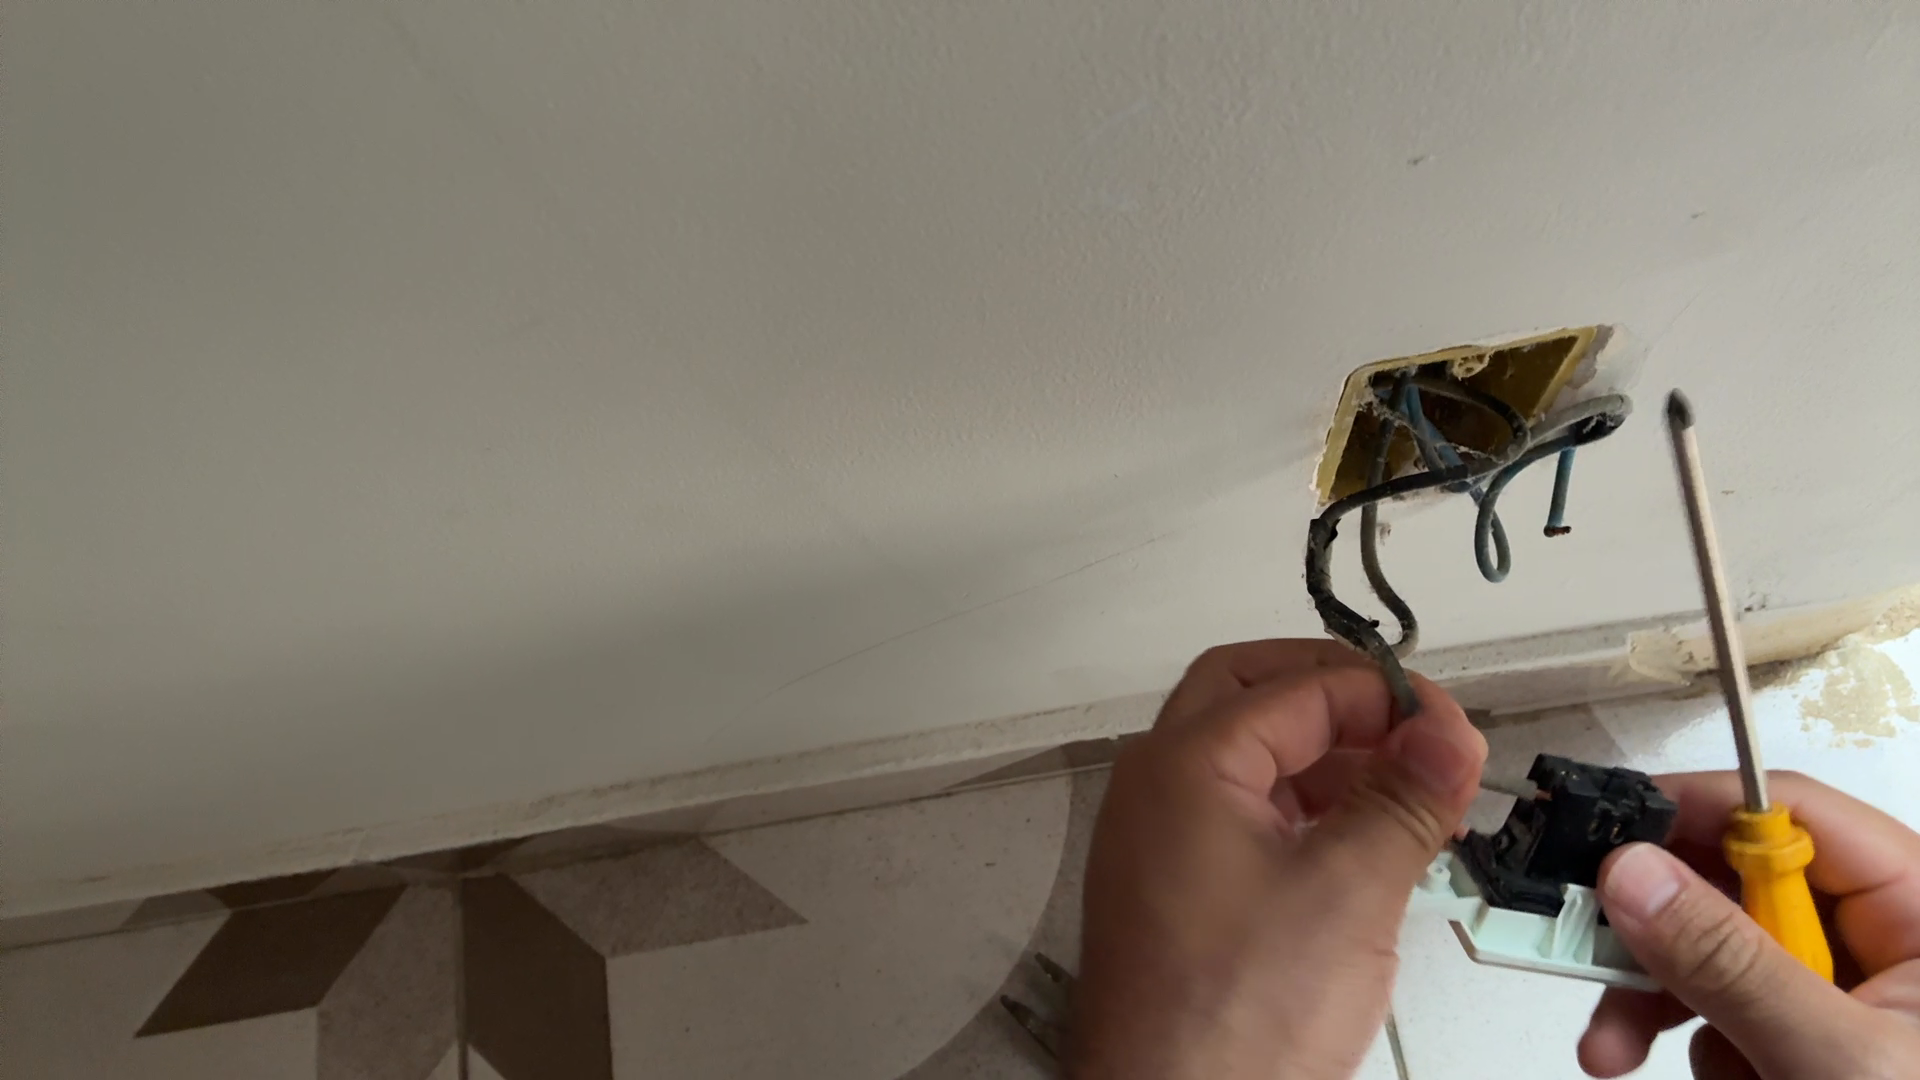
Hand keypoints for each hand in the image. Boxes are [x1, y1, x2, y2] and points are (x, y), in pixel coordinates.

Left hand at [1069, 640, 1487, 1078]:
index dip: (1379, 694)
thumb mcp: (1346, 894)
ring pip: (1241, 744)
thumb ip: (1401, 801)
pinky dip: (1294, 796)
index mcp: (1186, 758)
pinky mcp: (1170, 864)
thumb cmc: (1244, 1005)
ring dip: (1318, 747)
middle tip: (1410, 723)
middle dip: (1330, 692)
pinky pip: (1235, 800)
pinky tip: (1356, 826)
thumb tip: (1447, 732)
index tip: (1452, 726)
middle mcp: (1157, 773)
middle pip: (1246, 688)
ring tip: (1403, 780)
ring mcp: (1156, 819)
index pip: (1293, 686)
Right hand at [1579, 771, 1919, 1078]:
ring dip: (1647, 991)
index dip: (1687, 808)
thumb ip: (1731, 963)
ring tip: (1610, 1044)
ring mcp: (1850, 988)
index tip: (1594, 836)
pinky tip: (1673, 1065)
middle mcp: (1883, 938)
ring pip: (1708, 945)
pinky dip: (1684, 1029)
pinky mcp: (1818, 1029)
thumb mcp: (1841, 1063)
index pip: (1788, 811)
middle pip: (1726, 881)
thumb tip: (1622, 864)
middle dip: (1647, 928)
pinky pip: (1721, 998)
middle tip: (1575, 946)